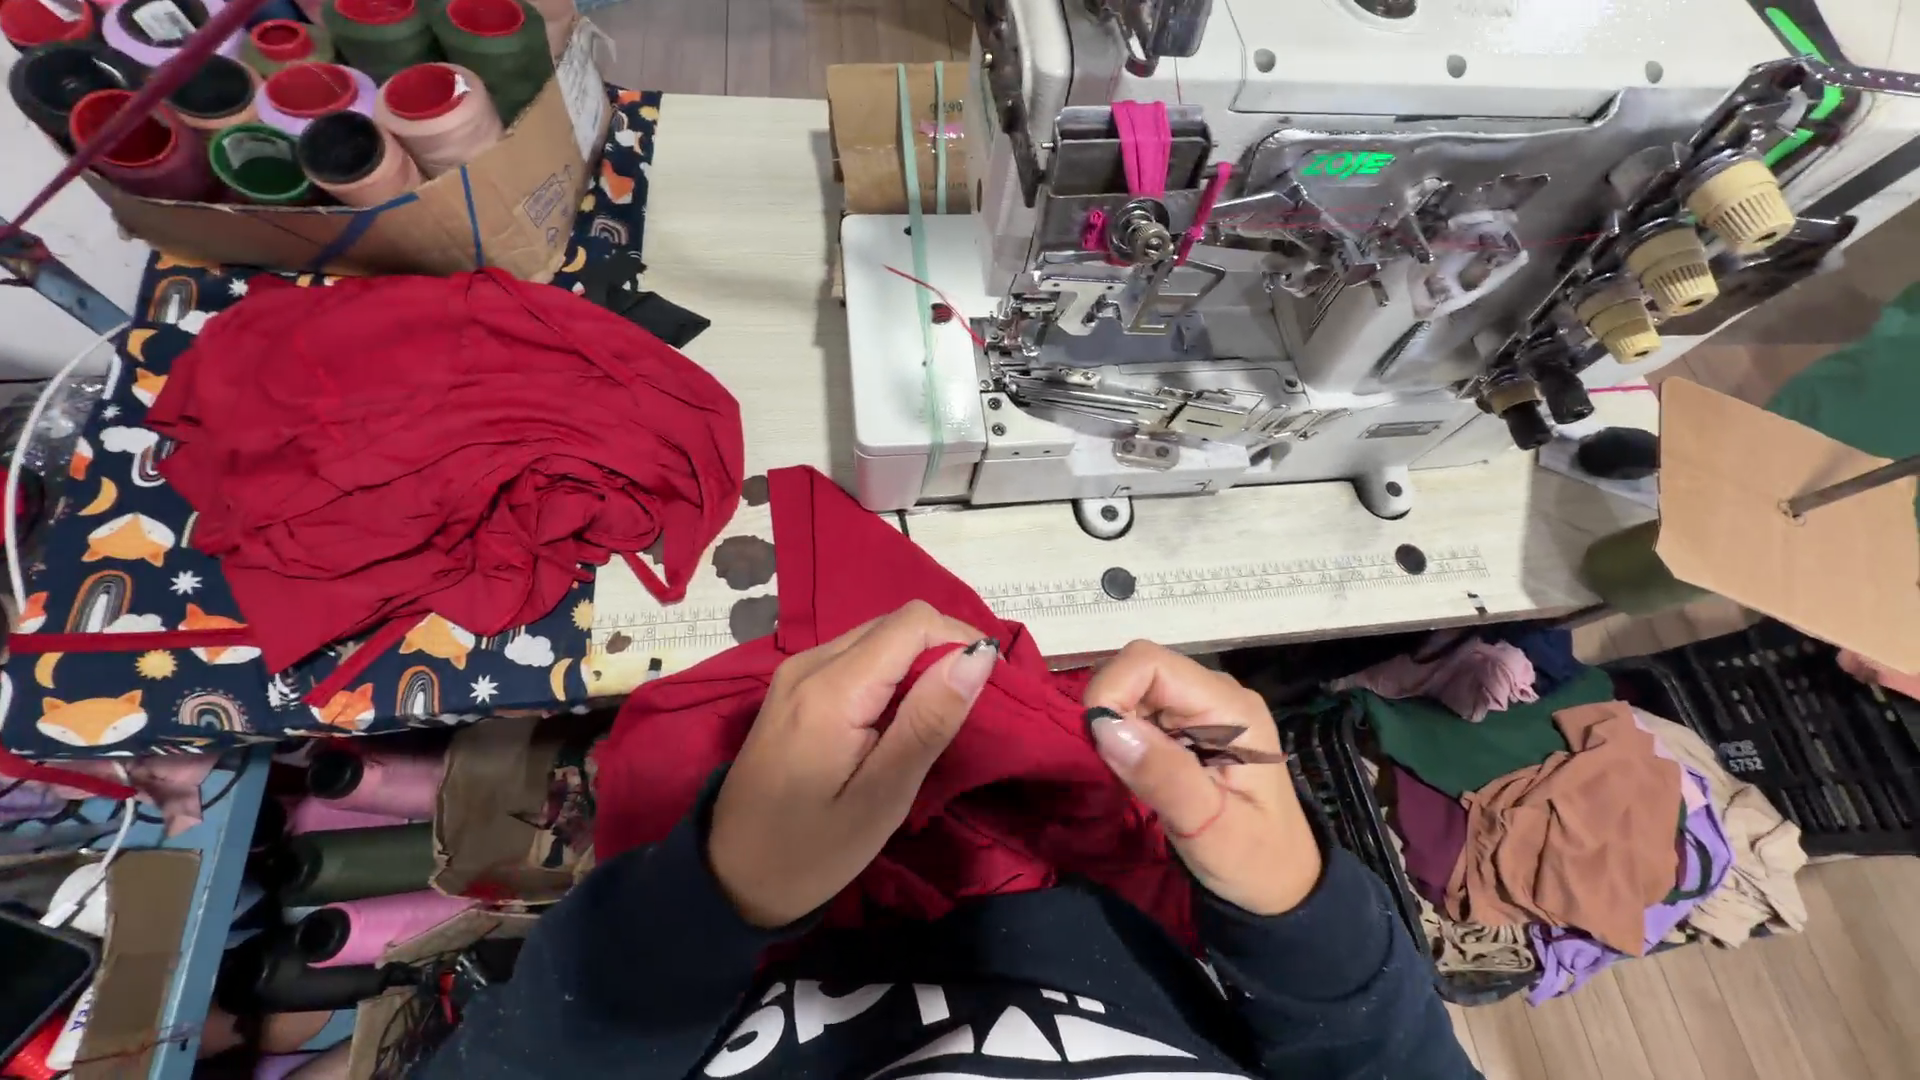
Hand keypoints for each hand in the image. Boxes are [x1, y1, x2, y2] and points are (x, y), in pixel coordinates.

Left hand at [708, 601, 998, 927]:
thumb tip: (978, 658)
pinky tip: (897, 717)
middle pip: (894, 623)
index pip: (913, 623)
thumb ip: (928, 720)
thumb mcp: (882, 796)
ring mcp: (796, 671)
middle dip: (942, 650)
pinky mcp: (793, 686)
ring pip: (876, 636)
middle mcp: (809, 663)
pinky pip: (855, 656)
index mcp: (831, 689)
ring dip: (917, 661)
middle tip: (967, 708)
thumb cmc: (812, 851)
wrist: (728, 878)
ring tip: (937, 715)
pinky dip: (890, 672)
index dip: (960, 640)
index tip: (988, 686)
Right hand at [1084, 642, 1321, 915]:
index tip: (1097, 740)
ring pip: (1135, 686)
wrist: (1281, 886)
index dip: (1112, 690)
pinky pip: (1140, 707)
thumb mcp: (1211, 830)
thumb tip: (1104, 725)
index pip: (1150, 663)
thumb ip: (1164, 776)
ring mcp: (1202, 706)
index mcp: (1230, 709)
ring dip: (1115, 722)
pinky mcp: (1189, 722)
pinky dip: (1124, 732)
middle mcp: (1216, 694)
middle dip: (1111, 709)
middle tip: (1115, 764)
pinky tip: (1136, 768)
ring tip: (1128, 771)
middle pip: (1139, 670)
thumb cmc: (1253, 861)